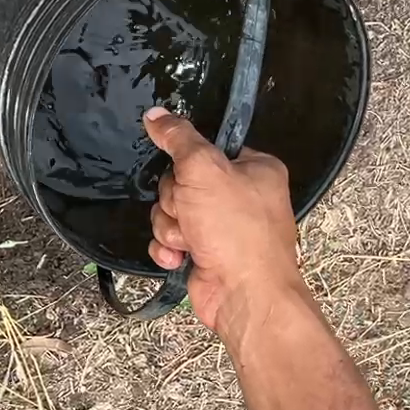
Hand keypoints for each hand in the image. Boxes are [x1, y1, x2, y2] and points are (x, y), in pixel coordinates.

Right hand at [143, 106, 305, 340]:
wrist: (245, 295)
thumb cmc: (236, 230)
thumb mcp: (203, 169)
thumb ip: (178, 138)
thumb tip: (155, 114)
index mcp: (254, 169)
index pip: (205, 149)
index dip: (188, 162)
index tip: (187, 172)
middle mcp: (240, 196)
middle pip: (179, 180)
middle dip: (175, 200)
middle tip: (192, 212)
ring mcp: (222, 226)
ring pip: (170, 210)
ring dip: (170, 226)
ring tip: (190, 240)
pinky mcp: (205, 252)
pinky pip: (169, 238)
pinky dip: (169, 248)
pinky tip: (180, 257)